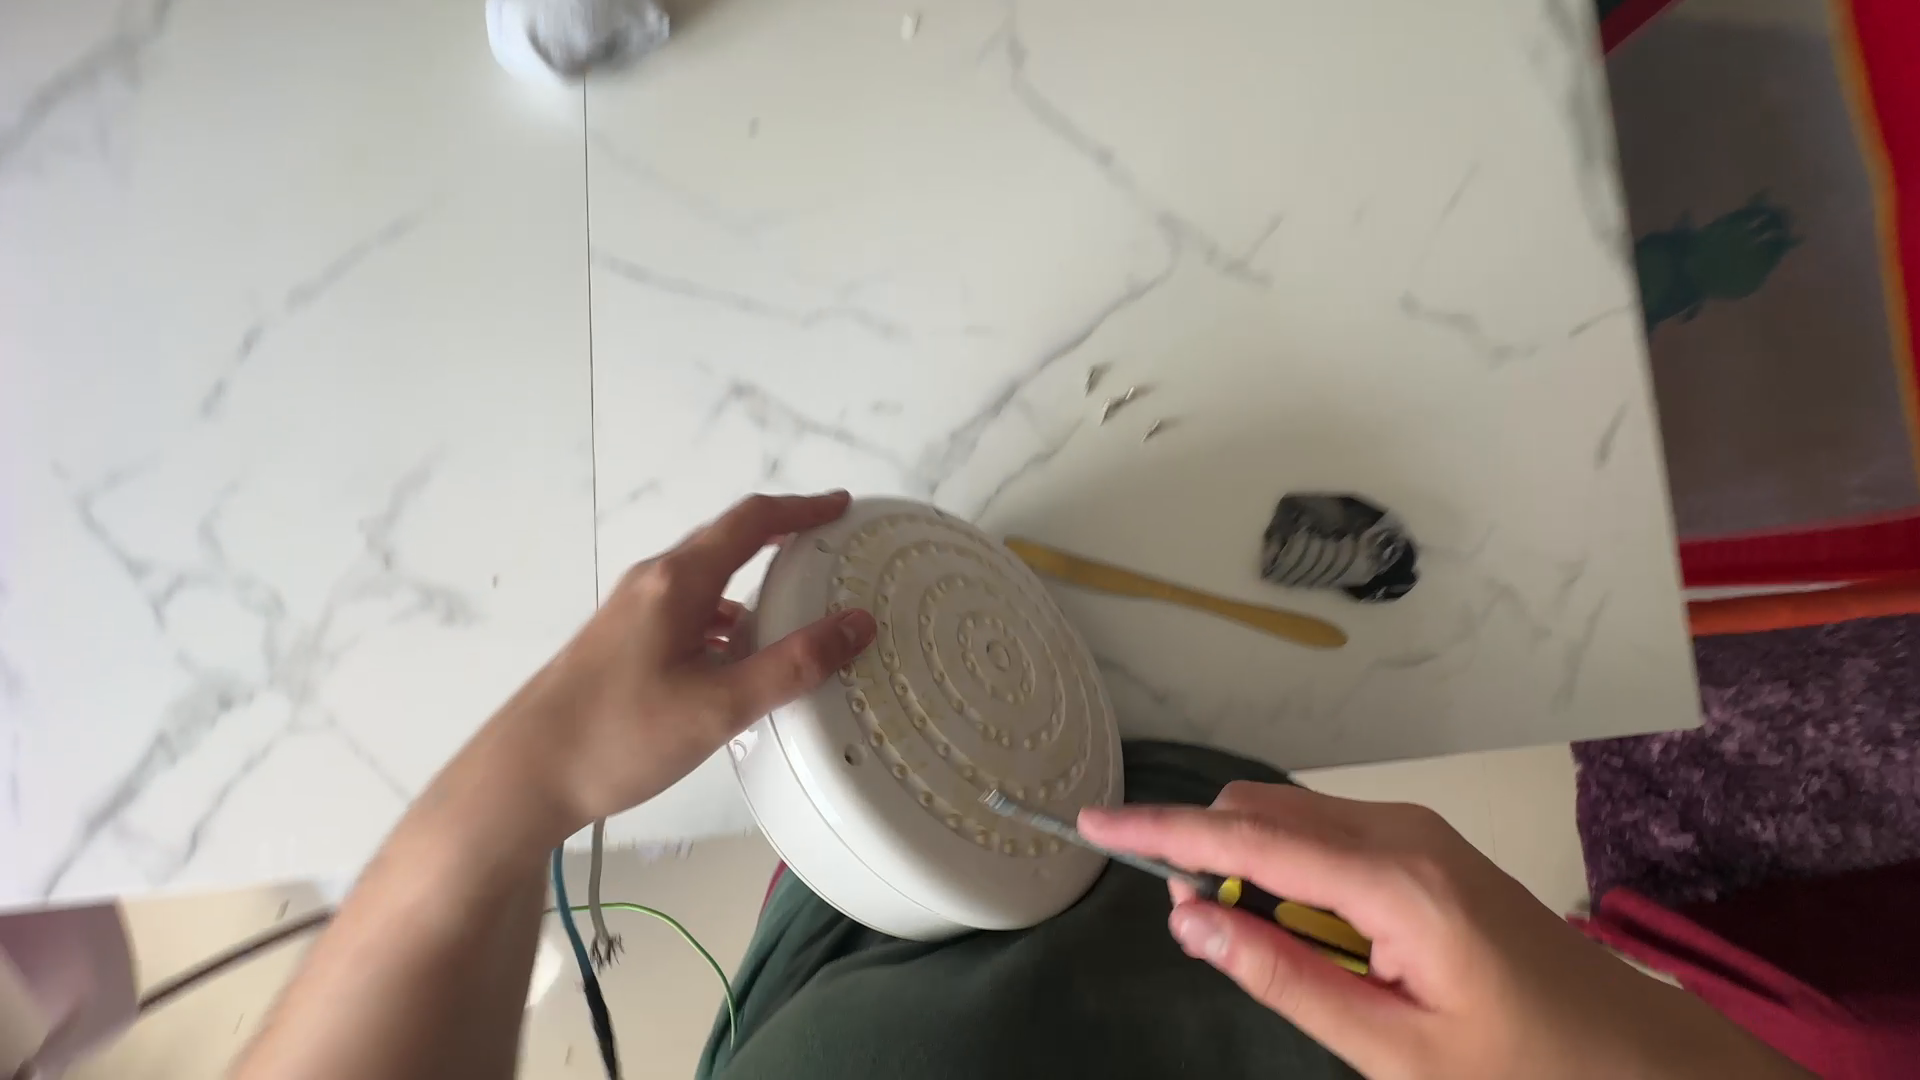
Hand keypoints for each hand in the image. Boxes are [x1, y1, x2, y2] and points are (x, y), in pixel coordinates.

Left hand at [482, 491, 876, 840]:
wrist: (519, 779)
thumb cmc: (618, 736)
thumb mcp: (719, 706)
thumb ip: (793, 665)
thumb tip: (858, 624)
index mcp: (679, 582)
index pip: (752, 521)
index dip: (802, 509)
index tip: (843, 507)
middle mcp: (655, 582)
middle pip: (729, 540)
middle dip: (784, 537)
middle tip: (831, 550)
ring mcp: (636, 610)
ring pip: (710, 578)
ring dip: (756, 580)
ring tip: (800, 605)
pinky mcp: (626, 639)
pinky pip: (692, 609)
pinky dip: (730, 615)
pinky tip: (743, 655)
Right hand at [1077, 783, 1806, 1079]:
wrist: (1658, 1070)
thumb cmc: (1531, 1077)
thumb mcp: (1395, 1053)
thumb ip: (1280, 975)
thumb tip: (1185, 917)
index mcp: (1391, 880)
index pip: (1243, 838)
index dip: (1160, 829)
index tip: (1093, 823)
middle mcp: (1394, 828)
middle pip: (1259, 809)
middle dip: (1206, 850)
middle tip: (1203, 925)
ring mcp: (1410, 826)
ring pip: (1286, 814)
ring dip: (1247, 861)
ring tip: (1264, 939)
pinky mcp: (1418, 840)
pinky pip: (1320, 830)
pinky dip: (1285, 865)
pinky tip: (1311, 927)